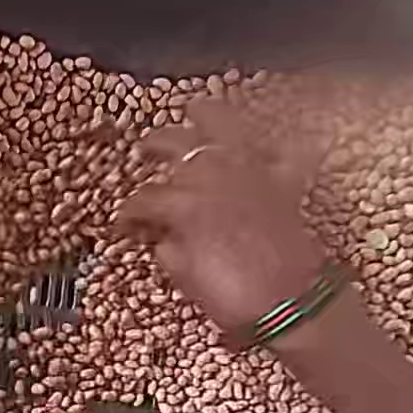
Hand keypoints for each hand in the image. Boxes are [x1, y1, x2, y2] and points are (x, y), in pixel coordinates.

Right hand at [116, 99, 341, 334]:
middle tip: (144, 148)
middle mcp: (218, 178)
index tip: (122, 221)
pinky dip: (274, 142)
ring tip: (194, 108)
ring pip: (228, 131)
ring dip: (208, 117)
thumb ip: (168, 249)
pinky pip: (281, 151)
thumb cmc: (232, 295)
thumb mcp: (186, 277)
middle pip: (180, 148)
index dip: (129, 210)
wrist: (290, 304)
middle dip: (158, 145)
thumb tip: (159, 236)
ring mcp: (253, 175)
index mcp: (187, 205)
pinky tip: (266, 136)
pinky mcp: (282, 184)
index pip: (147, 198)